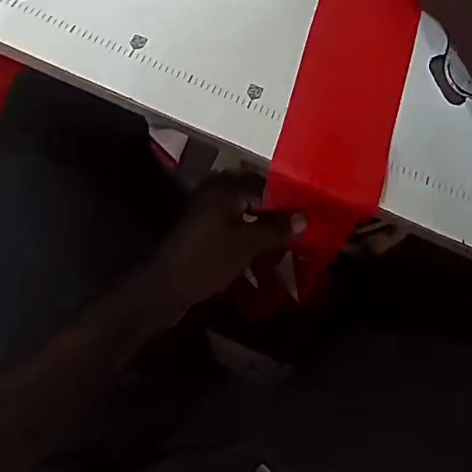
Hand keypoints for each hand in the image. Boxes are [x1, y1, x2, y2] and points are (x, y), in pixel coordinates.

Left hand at [147, 172, 302, 311]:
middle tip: (296, 227)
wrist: (165, 287)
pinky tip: (258, 249)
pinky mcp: (200, 228)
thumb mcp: (247, 245)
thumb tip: (304, 217)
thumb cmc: (207, 260)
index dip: (287, 201)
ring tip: (281, 241)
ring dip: (261, 223)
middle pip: (253, 195)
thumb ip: (276, 228)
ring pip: (242, 210)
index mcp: (225, 188)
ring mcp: (204, 209)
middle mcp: (213, 191)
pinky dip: (246, 233)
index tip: (306, 216)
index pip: (265, 185)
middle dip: (274, 211)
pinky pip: (230, 223)